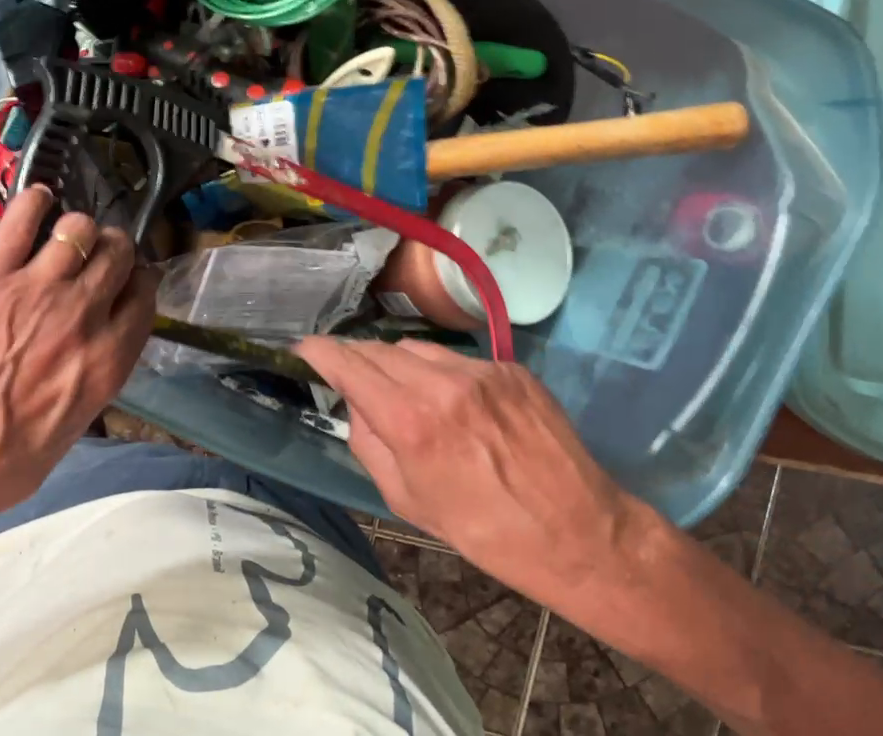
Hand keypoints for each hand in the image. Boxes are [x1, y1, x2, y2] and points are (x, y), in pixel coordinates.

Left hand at [0, 186, 158, 525]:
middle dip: (114, 248)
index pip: (143, 296)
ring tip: (66, 236)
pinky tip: (38, 200)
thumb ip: (93, 377)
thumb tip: (95, 350)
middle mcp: (82, 316)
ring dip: (78, 228)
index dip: (138, 282)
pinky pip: (20, 222)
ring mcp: (36, 290)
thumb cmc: (6, 461)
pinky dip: (34, 202)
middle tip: (98, 254)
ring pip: (78, 228)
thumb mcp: (74, 427)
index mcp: (108, 360)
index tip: (128, 280)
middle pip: (118, 253)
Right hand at [293, 337, 650, 600]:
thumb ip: (368, 441)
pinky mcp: (511, 370)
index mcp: (408, 419)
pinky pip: (457, 359)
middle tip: (352, 379)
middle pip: (376, 348)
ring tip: (408, 394)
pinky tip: (457, 405)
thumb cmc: (482, 530)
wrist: (580, 535)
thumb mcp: (404, 497)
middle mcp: (441, 382)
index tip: (302, 350)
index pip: (345, 362)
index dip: (316, 352)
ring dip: (398, 364)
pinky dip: (442, 374)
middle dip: (355, 360)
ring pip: (415, 348)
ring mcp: (480, 371)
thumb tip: (357, 404)